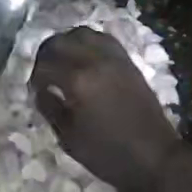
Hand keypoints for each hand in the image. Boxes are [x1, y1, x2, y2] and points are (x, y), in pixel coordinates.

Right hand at [29, 27, 185, 191]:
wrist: (156, 158)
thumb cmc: (110, 155)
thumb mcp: (71, 139)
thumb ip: (50, 109)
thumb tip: (40, 91)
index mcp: (77, 81)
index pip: (45, 66)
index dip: (35, 78)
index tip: (35, 90)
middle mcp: (93, 60)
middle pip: (59, 42)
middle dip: (45, 55)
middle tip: (43, 72)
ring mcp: (112, 56)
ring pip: (79, 33)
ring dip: (65, 43)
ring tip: (62, 60)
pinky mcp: (126, 59)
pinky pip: (101, 37)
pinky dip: (87, 41)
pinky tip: (83, 56)